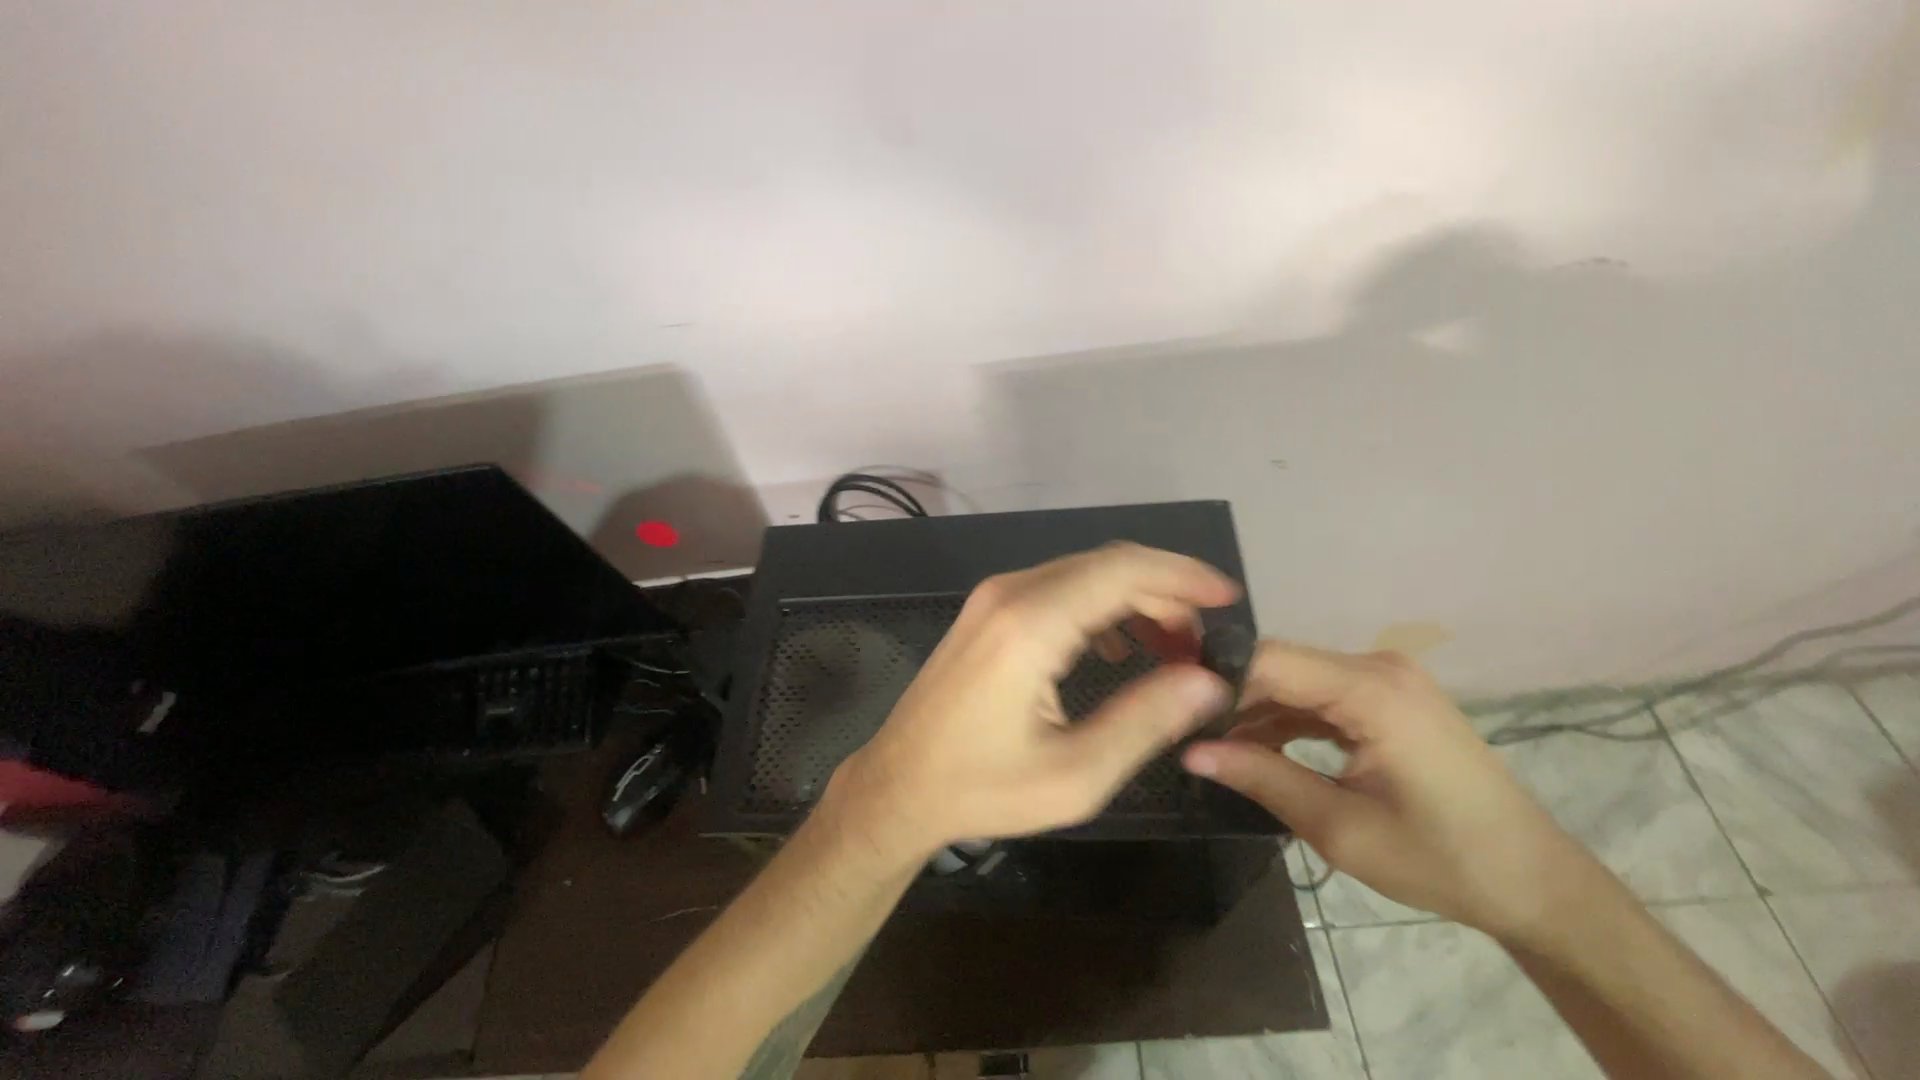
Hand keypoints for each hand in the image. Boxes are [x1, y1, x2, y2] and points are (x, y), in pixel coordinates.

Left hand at [828, 543, 1238, 859]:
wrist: (898, 788)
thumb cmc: (983, 789)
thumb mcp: (1076, 773)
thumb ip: (1146, 721)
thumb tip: (1210, 682)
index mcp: (1031, 625)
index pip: (1124, 571)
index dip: (1184, 577)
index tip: (1229, 601)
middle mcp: (1010, 593)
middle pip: (1107, 565)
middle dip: (1166, 592)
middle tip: (1204, 643)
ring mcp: (993, 598)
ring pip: (1083, 574)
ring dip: (1135, 599)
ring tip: (1172, 648)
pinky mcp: (987, 612)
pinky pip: (1058, 589)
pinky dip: (1100, 607)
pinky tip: (1117, 650)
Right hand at [1181, 643, 1593, 939]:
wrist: (1533, 881)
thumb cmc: (1441, 859)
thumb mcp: (1340, 827)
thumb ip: (1262, 779)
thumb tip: (1190, 752)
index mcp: (1372, 689)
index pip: (1268, 659)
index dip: (1215, 681)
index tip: (1173, 715)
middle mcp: (1378, 667)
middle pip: (1280, 665)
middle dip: (1231, 699)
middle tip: (1186, 739)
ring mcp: (1388, 680)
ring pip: (1296, 680)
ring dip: (1256, 712)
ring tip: (1214, 751)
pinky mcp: (1391, 699)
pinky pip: (1322, 696)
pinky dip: (1288, 720)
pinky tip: (1258, 750)